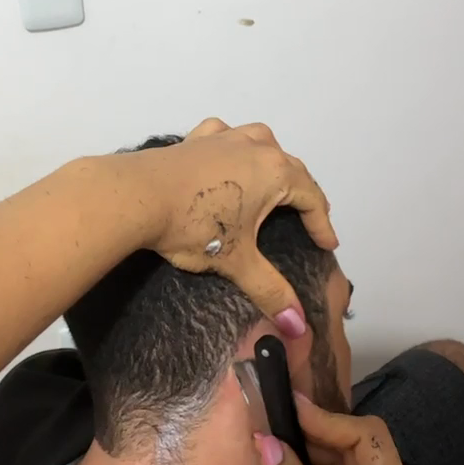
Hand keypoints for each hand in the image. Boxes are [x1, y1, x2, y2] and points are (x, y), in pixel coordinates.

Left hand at [118, 118, 337, 331]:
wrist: (135, 195)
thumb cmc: (194, 226)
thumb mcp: (237, 261)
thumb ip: (271, 292)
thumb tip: (299, 328)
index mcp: (275, 172)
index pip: (312, 198)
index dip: (322, 224)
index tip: (327, 244)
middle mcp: (255, 147)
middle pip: (292, 168)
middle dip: (303, 194)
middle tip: (308, 218)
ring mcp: (224, 137)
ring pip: (261, 141)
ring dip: (272, 160)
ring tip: (271, 182)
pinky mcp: (194, 138)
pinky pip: (224, 136)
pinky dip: (232, 145)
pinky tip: (226, 154)